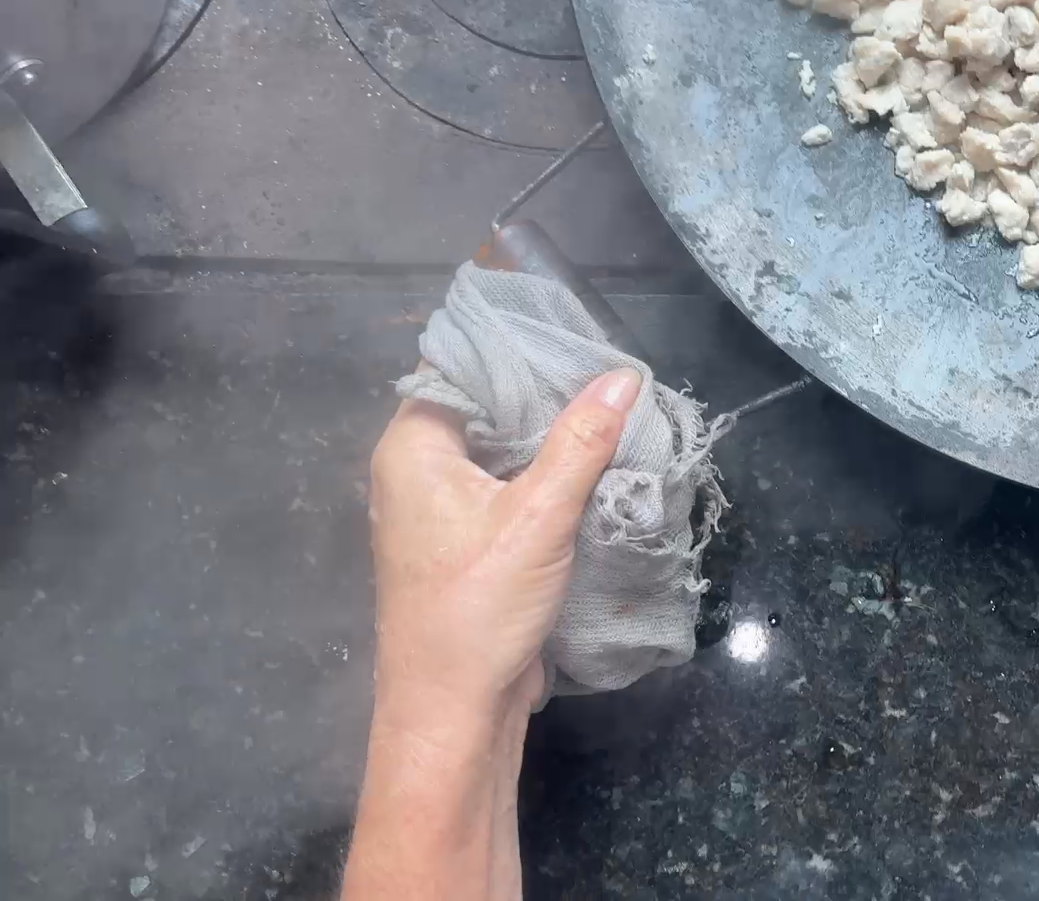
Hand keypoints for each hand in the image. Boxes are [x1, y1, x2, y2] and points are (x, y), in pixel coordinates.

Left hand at [367, 368, 644, 719]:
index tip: (574, 332)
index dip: (513, 346)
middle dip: (546, 384)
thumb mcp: (539, 515)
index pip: (459, 369)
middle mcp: (422, 468)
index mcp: (414, 450)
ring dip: (554, 426)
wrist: (457, 707)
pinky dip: (552, 461)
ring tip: (614, 399)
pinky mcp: (474, 531)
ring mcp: (447, 502)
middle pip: (486, 403)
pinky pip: (514, 475)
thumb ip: (582, 441)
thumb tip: (625, 376)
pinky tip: (598, 454)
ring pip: (504, 441)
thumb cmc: (480, 605)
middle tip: (608, 364)